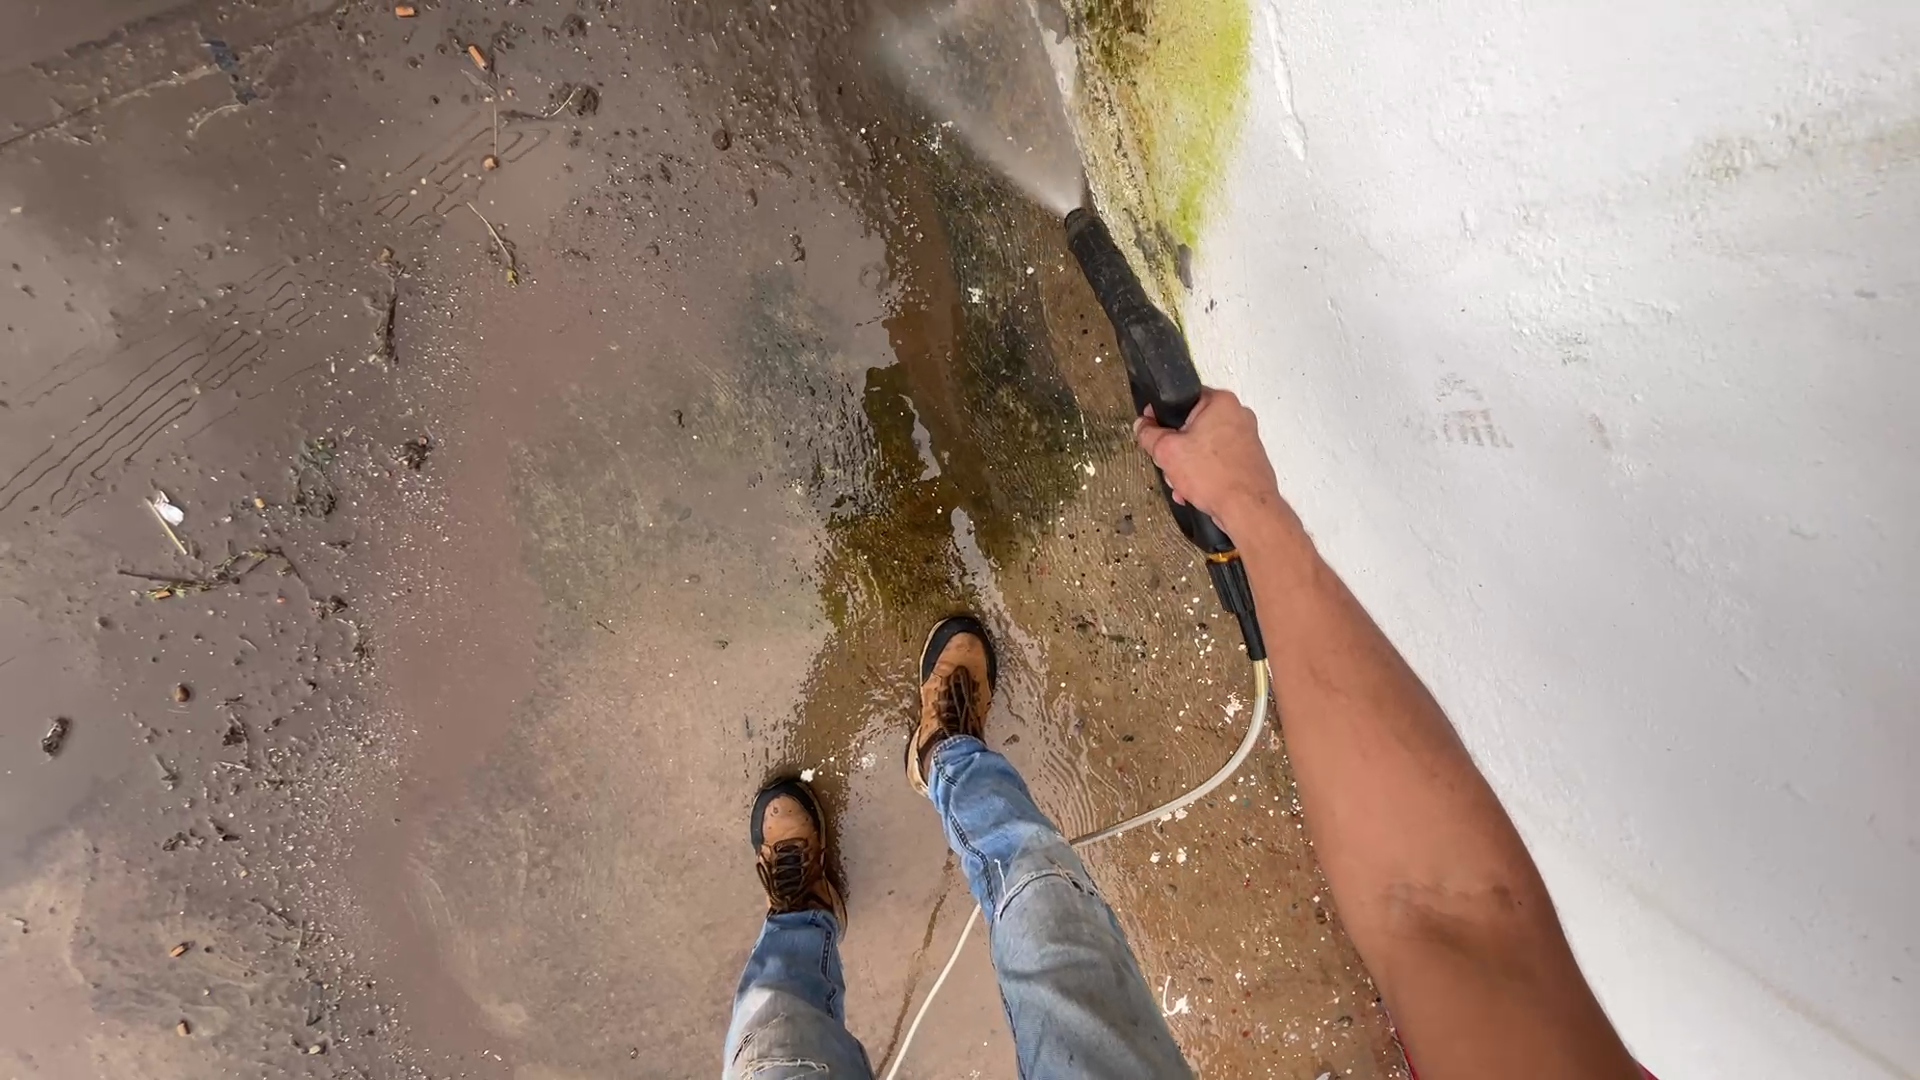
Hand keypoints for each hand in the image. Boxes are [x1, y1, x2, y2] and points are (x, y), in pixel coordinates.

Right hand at [1133, 388, 1297, 541]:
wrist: (1245, 508)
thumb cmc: (1217, 477)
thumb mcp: (1166, 451)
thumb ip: (1149, 434)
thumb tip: (1142, 426)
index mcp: (1221, 402)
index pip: (1182, 399)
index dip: (1161, 416)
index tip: (1152, 427)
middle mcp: (1238, 415)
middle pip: (1192, 426)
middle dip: (1176, 449)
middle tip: (1170, 462)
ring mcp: (1246, 438)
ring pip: (1203, 447)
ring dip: (1188, 466)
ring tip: (1184, 482)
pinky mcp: (1248, 459)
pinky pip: (1217, 462)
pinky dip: (1204, 475)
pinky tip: (1195, 491)